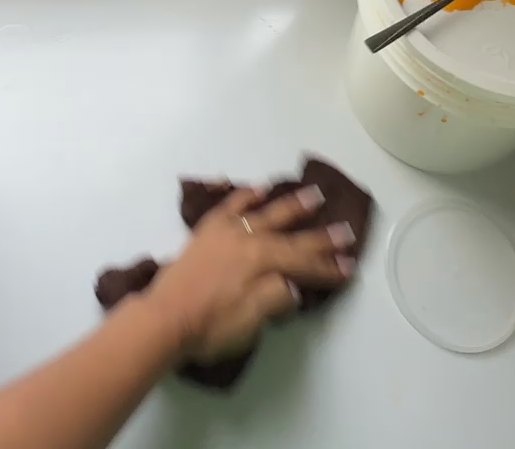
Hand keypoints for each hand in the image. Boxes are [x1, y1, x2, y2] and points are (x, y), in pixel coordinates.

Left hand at [139, 185, 356, 361]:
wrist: (164, 318)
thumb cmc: (210, 325)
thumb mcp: (251, 321)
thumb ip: (276, 297)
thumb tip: (294, 285)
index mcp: (262, 262)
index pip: (303, 264)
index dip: (328, 267)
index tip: (350, 266)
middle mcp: (248, 239)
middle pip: (291, 236)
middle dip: (320, 236)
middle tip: (345, 230)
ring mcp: (227, 231)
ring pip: (265, 212)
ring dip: (291, 205)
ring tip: (313, 195)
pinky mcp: (207, 231)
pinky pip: (231, 205)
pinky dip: (246, 195)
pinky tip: (258, 189)